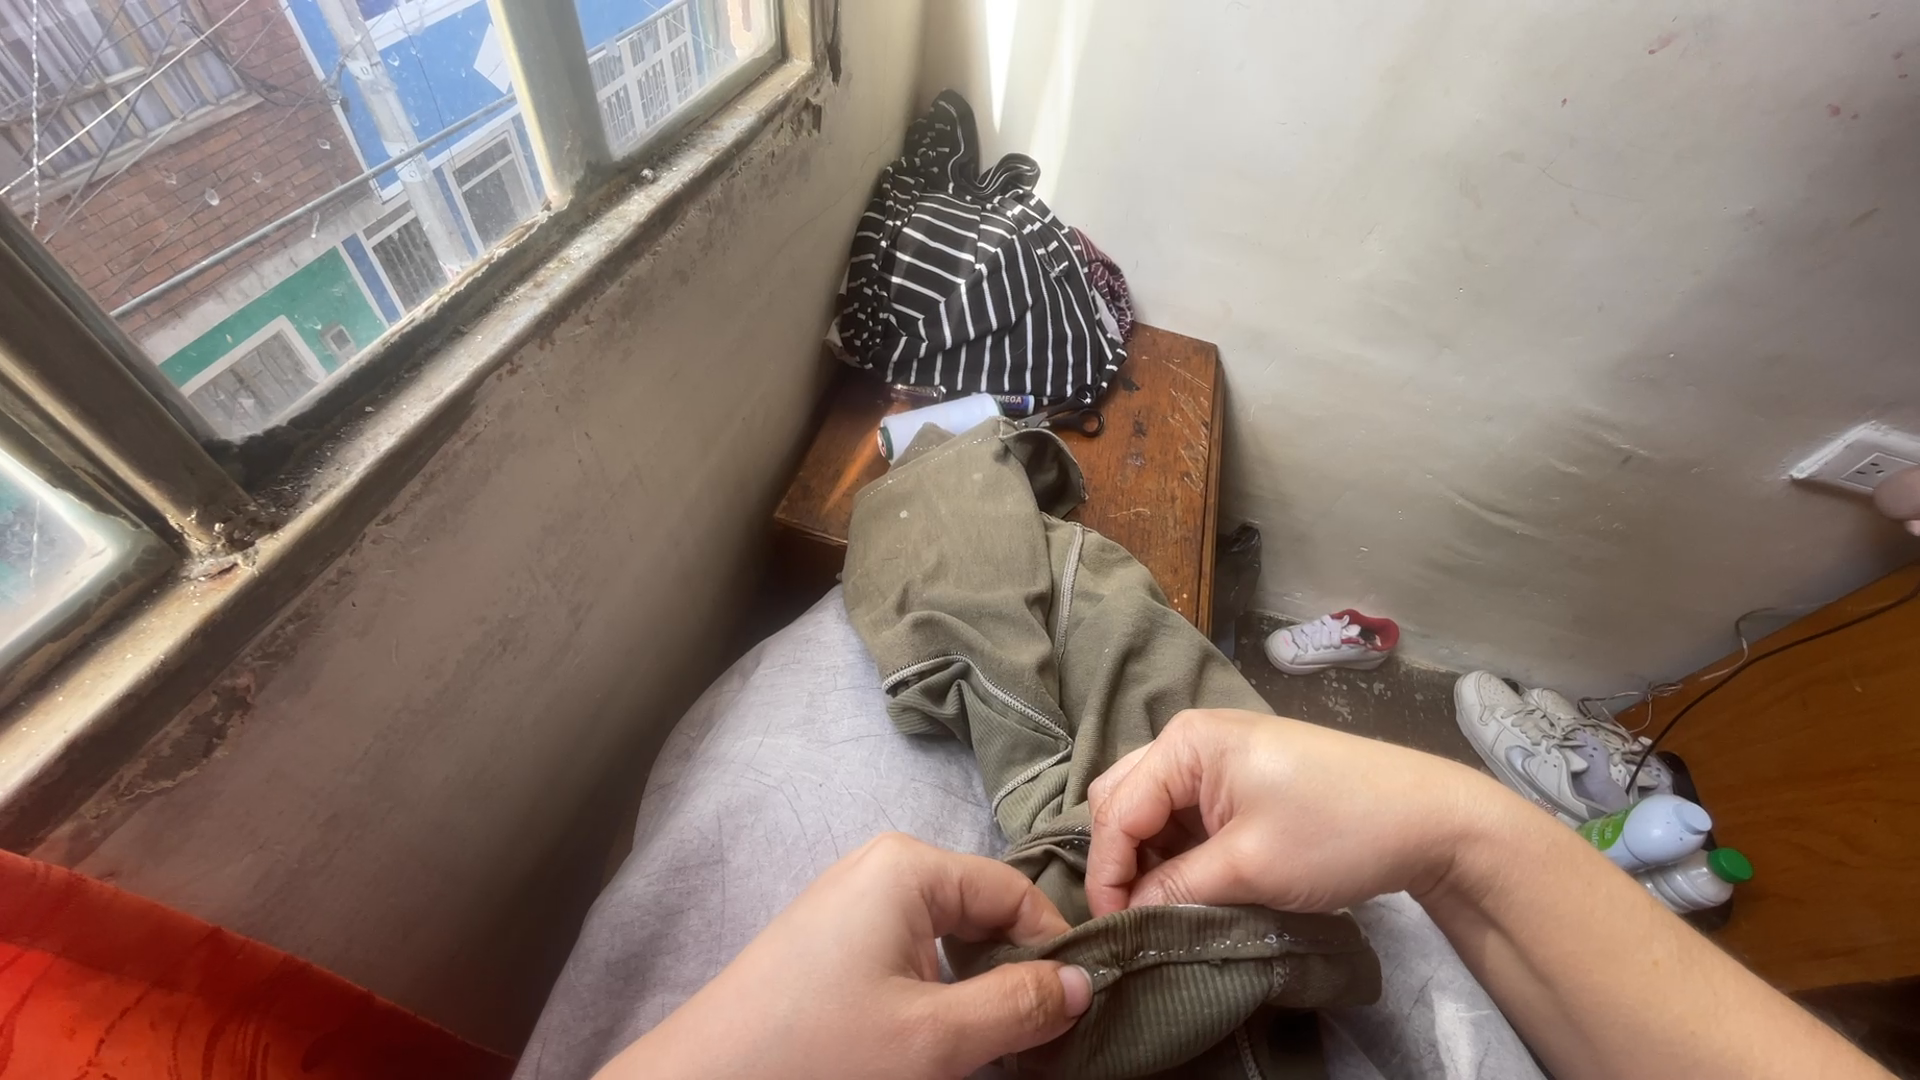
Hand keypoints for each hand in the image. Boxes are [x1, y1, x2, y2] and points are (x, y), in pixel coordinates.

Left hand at [597, 833, 1092, 1079]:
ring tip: (996, 1040)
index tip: (1083, 1007)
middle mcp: (885, 863)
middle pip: (980, 906)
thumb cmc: (823, 1052)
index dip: (1053, 946)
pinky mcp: (837, 932)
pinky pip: (912, 946)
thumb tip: (1086, 982)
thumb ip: (1018, 1006)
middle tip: (1043, 1034)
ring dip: (979, 983)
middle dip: (1015, 967)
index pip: (1012, 890)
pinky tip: (943, 1032)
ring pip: (948, 931)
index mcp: (911, 864)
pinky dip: (940, 986)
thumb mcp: (934, 1038)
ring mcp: (856, 895)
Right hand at [1086, 709, 1526, 916]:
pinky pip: (1180, 808)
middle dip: (1119, 858)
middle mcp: (1187, 737)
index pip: (1117, 810)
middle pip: (1121, 797)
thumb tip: (1127, 920)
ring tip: (1160, 902)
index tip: (1114, 933)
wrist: (1431, 818)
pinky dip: (1174, 845)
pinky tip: (1189, 879)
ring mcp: (1212, 753)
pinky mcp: (1234, 774)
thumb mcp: (1251, 867)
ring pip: (1148, 803)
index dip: (1107, 873)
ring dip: (1146, 853)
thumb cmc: (1337, 831)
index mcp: (1184, 742)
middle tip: (1132, 916)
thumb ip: (1177, 889)